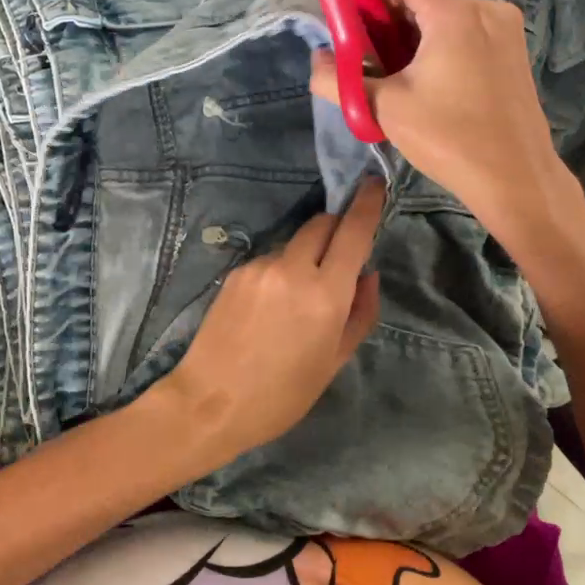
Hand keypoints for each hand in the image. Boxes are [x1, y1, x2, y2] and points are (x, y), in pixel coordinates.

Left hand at [161, 179, 386, 461]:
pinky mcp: (234, 274)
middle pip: (321, 225)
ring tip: (302, 296)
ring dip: (308, 253)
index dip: (367, 204)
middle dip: (337, 229)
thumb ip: (359, 313)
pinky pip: (269, 259)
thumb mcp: (333, 361)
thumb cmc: (281, 394)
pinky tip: (274, 304)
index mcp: (324, 294)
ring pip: (293, 243)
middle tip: (344, 252)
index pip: (353, 232)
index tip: (375, 183)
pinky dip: (281, 268)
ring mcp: (257, 268)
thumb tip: (367, 274)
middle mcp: (291, 269)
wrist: (210, 401)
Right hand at [310, 0, 578, 238]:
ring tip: (405, 83)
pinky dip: (444, 50)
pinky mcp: (515, 51)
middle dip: (393, 26)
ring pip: (446, 18)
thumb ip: (340, 79)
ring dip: (417, 41)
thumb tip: (316, 59)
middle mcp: (486, 9)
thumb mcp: (382, 108)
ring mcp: (506, 30)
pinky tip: (435, 89)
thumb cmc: (447, 136)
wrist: (514, 176)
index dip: (374, 0)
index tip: (359, 36)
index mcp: (455, 13)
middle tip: (376, 67)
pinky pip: (468, 34)